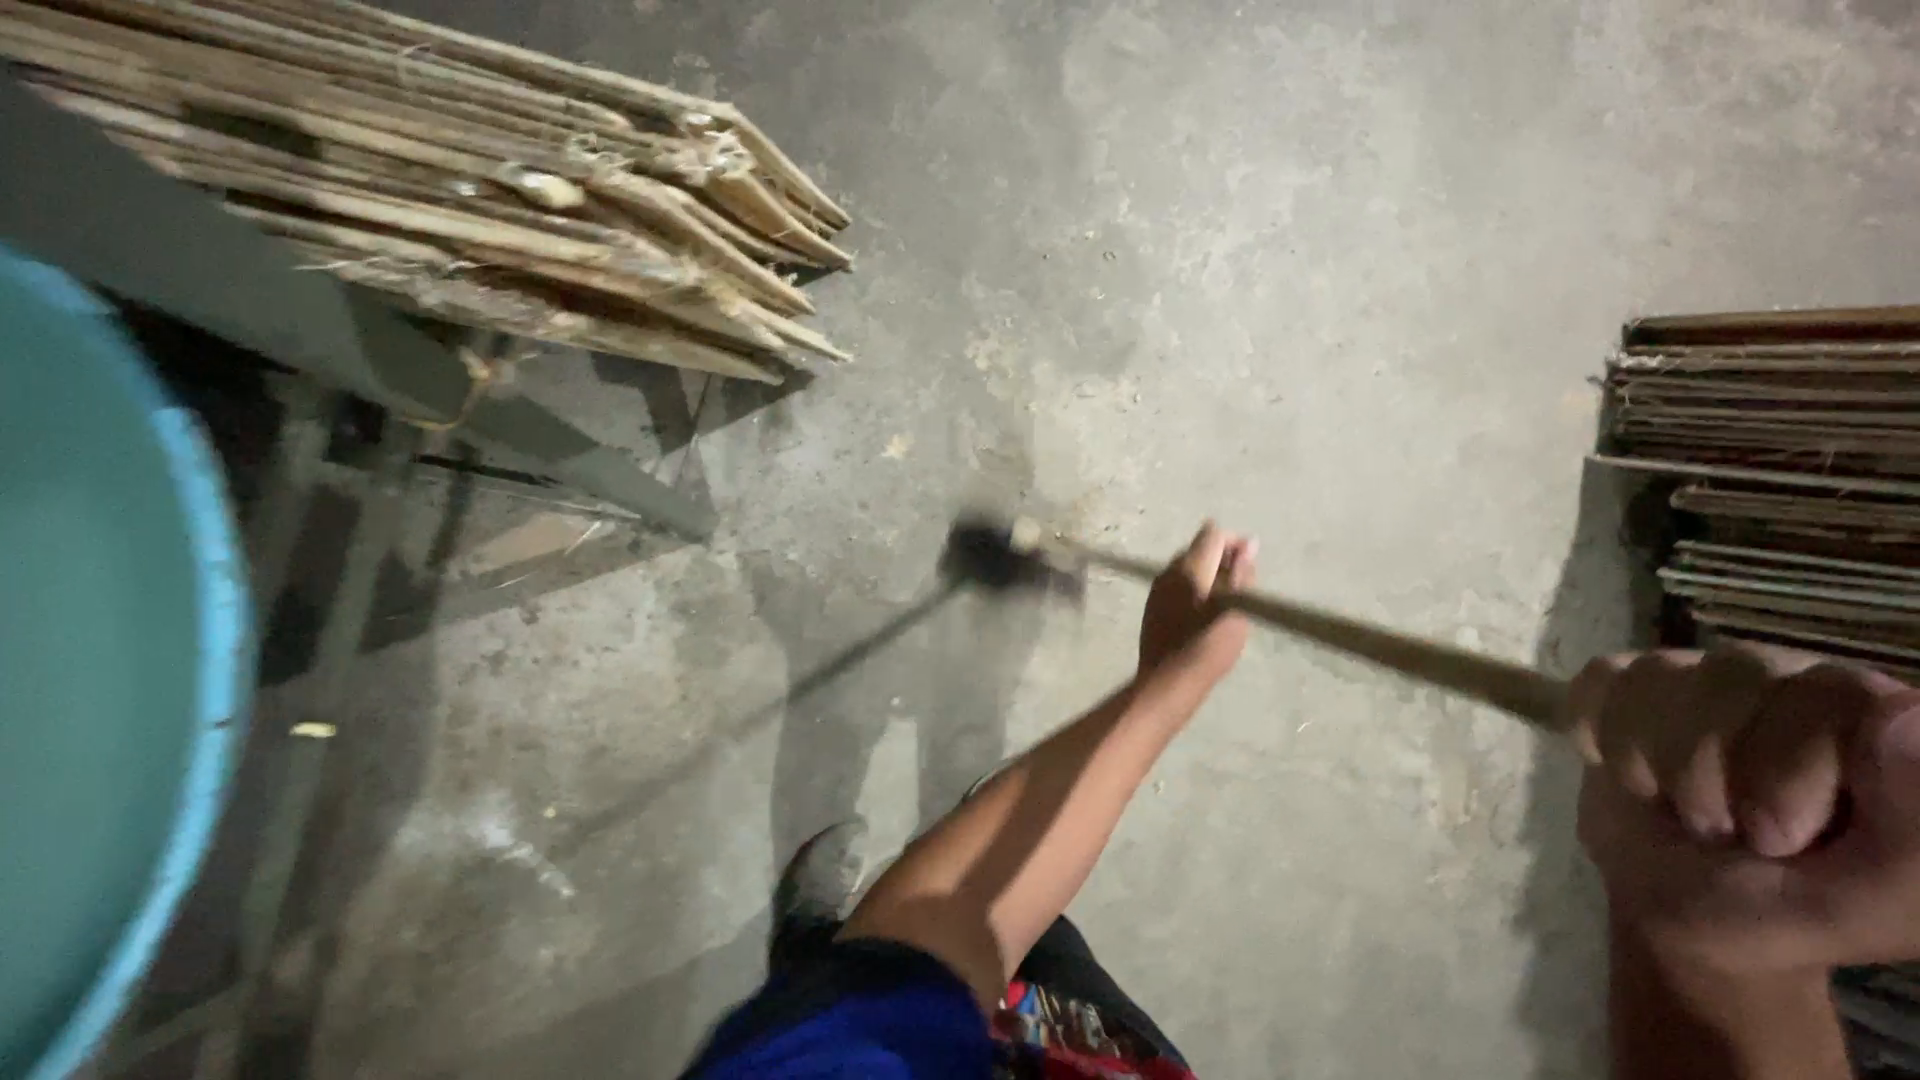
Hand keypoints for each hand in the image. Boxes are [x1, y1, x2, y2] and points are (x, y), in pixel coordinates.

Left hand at [1138, 522, 1256, 682]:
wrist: (1169, 679)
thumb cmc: (1210, 646)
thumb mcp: (1237, 610)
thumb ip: (1241, 574)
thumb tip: (1248, 544)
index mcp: (1190, 567)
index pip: (1212, 534)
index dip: (1234, 542)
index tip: (1249, 563)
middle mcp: (1168, 571)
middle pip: (1197, 549)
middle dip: (1220, 558)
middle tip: (1240, 584)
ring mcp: (1156, 588)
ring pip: (1185, 567)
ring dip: (1206, 574)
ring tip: (1225, 600)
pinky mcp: (1151, 605)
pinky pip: (1175, 584)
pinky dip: (1192, 588)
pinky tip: (1203, 611)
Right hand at [1569, 642, 1919, 973]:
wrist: (1676, 911)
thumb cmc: (1785, 913)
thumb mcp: (1873, 906)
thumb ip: (1914, 831)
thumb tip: (1900, 714)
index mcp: (1878, 725)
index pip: (1829, 691)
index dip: (1783, 765)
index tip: (1771, 838)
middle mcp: (1798, 683)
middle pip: (1731, 674)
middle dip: (1702, 769)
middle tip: (1719, 827)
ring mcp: (1705, 677)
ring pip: (1657, 676)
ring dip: (1647, 760)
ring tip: (1673, 804)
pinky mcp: (1629, 685)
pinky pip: (1602, 681)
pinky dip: (1598, 735)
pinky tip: (1628, 773)